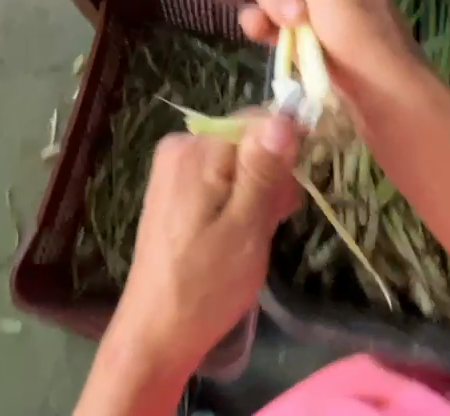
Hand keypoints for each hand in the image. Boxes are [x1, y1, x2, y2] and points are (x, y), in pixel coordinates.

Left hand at [103, 113, 301, 378]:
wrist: (156, 331)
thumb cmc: (205, 285)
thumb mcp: (245, 228)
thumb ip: (264, 170)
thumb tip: (285, 116)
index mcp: (196, 150)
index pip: (257, 121)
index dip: (286, 149)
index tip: (292, 192)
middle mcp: (181, 146)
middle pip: (246, 139)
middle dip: (270, 175)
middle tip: (271, 222)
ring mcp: (174, 166)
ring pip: (237, 160)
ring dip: (257, 191)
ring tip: (254, 234)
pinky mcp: (174, 187)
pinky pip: (220, 175)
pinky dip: (237, 198)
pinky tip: (238, 232)